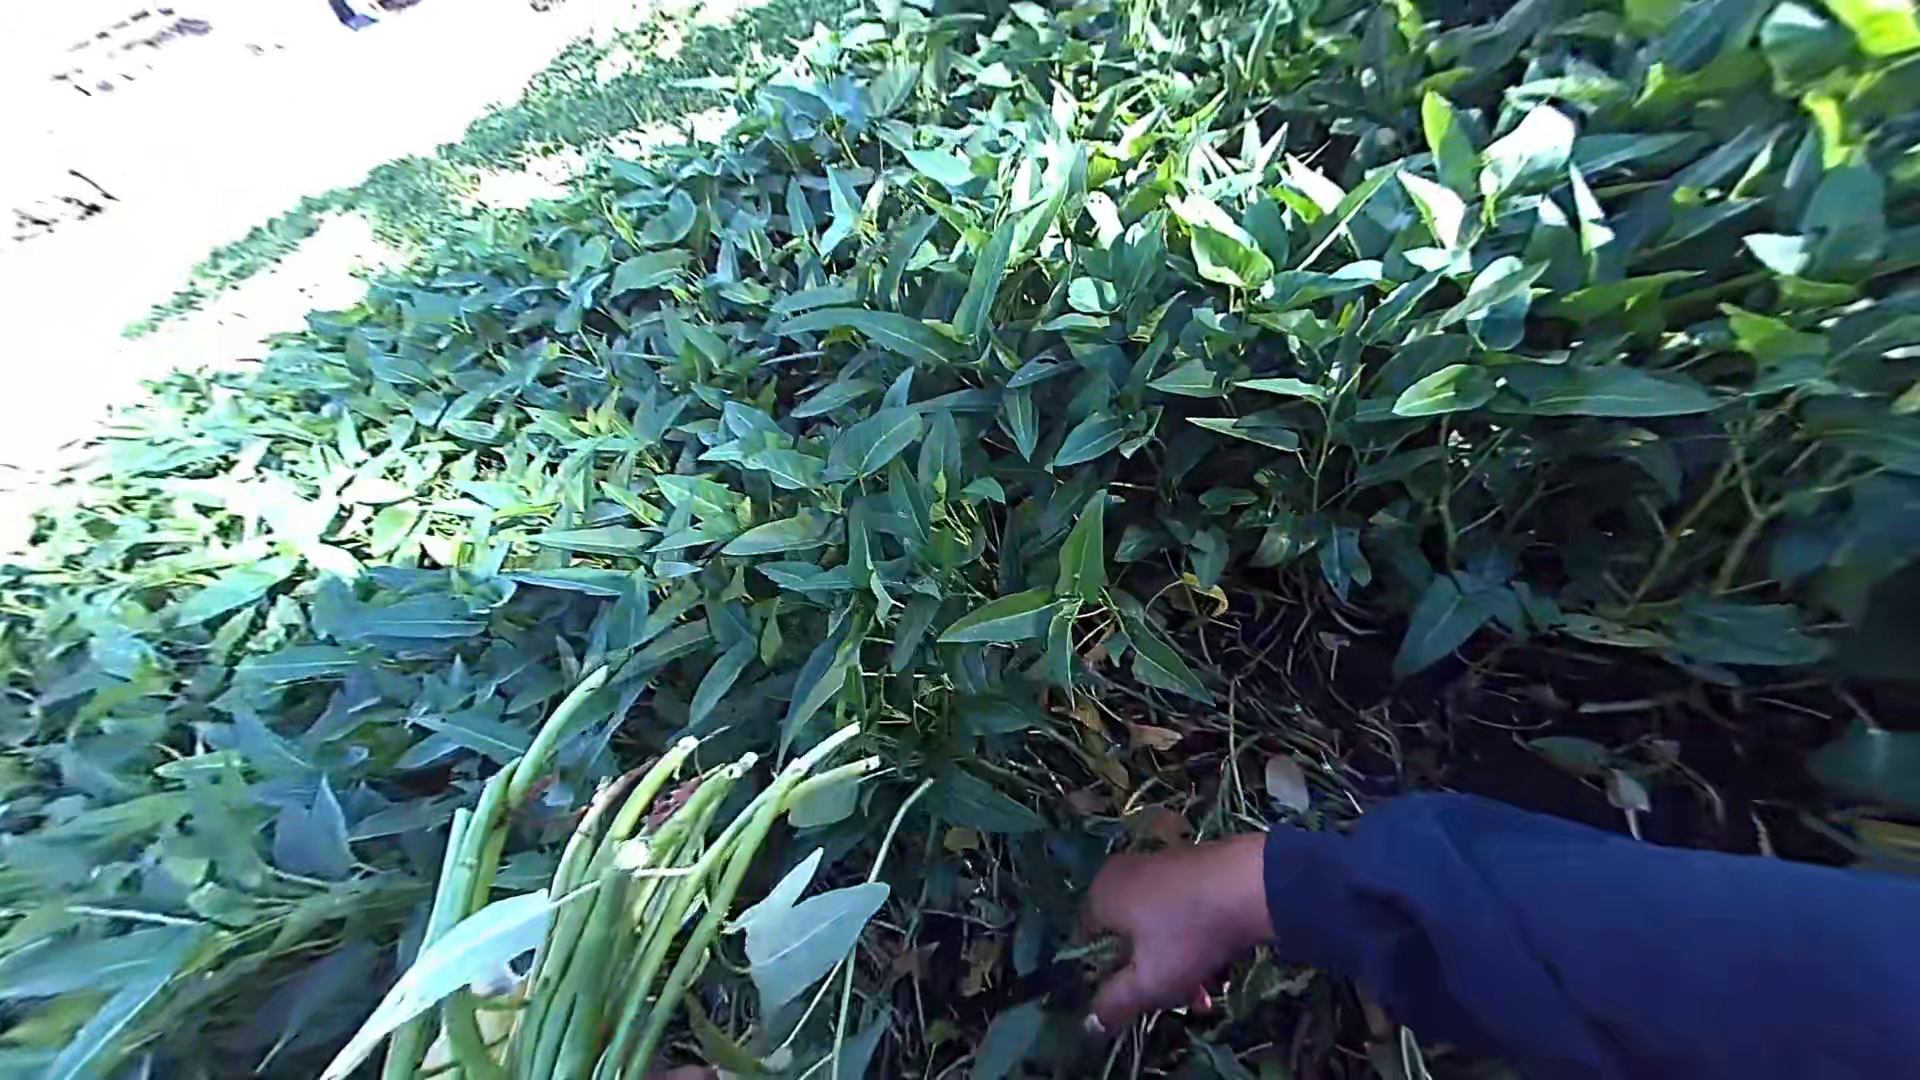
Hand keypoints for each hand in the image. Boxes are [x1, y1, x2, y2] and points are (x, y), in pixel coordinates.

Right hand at [1079, 832, 1272, 1033]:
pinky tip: (1215, 958)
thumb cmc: (1186, 934)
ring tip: (1205, 988)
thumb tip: (1090, 1021)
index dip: (1108, 974)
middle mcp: (1118, 873)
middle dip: (1150, 972)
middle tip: (1179, 998)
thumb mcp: (1150, 980)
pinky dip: (1185, 934)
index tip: (1137, 996)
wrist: (1240, 884)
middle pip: (1124, 934)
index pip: (1087, 940)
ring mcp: (1149, 864)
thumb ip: (1116, 1002)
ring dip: (1172, 960)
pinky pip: (1171, 907)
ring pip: (1151, 924)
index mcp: (1100, 894)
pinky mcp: (1178, 863)